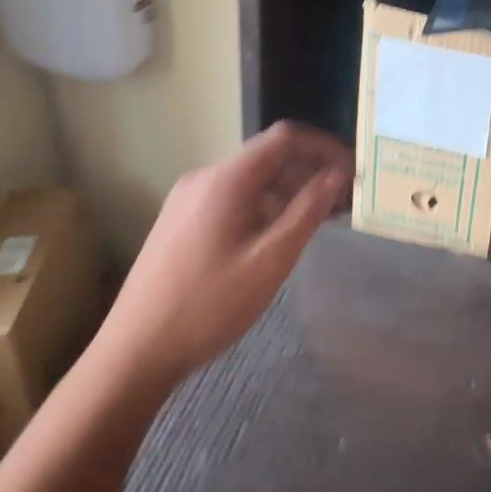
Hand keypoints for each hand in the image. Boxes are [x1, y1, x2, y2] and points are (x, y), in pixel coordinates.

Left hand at [91, 121, 350, 385]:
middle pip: (269, 156)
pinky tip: (283, 234)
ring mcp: (188, 200)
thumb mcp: (271, 260)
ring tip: (322, 218)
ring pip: (252, 179)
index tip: (355, 170)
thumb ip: (308, 211)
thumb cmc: (209, 306)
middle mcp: (204, 179)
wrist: (135, 352)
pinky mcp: (182, 222)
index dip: (325, 146)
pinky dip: (266, 205)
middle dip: (311, 170)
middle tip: (346, 199)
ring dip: (291, 190)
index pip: (285, 138)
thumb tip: (340, 174)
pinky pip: (234, 198)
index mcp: (225, 181)